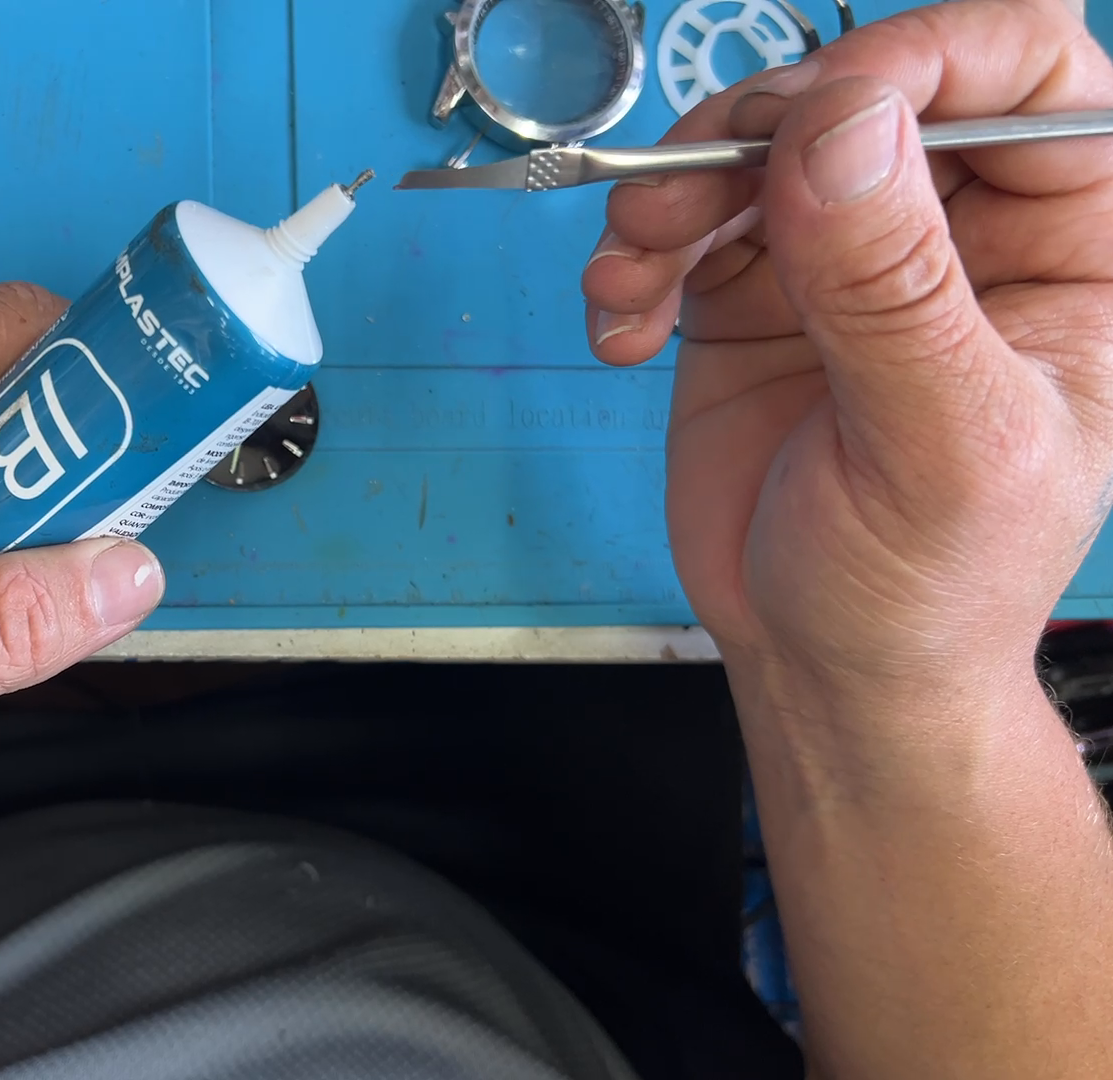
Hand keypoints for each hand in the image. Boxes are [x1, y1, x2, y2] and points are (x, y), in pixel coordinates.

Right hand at [581, 0, 1112, 697]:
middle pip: (838, 111)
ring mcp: (824, 271)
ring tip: (619, 289)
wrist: (813, 649)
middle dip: (732, 149)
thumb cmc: (921, 571)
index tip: (796, 125)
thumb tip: (835, 130)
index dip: (908, 68)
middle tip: (654, 216)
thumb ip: (889, 288)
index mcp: (1065, 238)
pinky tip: (619, 338)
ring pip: (734, 173)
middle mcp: (941, 233)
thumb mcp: (935, 438)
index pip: (1016, 77)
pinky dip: (627, 280)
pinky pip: (672, 252)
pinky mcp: (734, 314)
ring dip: (657, 216)